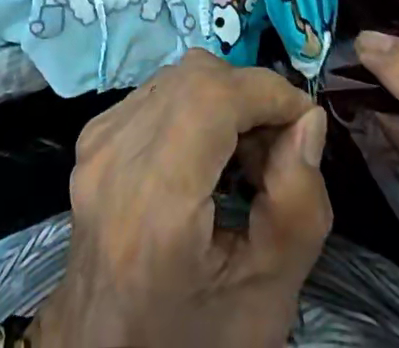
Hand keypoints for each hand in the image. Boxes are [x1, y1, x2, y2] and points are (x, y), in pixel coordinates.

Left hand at [32, 50, 329, 347]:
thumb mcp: (269, 291)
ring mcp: (95, 141)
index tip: (305, 124)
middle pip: (193, 77)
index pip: (211, 96)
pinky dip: (192, 107)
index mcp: (153, 199)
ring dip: (223, 100)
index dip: (268, 92)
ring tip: (241, 158)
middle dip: (250, 96)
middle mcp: (112, 154)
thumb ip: (299, 203)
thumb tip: (306, 119)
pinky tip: (205, 156)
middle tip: (276, 152)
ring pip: (174, 77)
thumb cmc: (195, 334)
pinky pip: (154, 93)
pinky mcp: (91, 138)